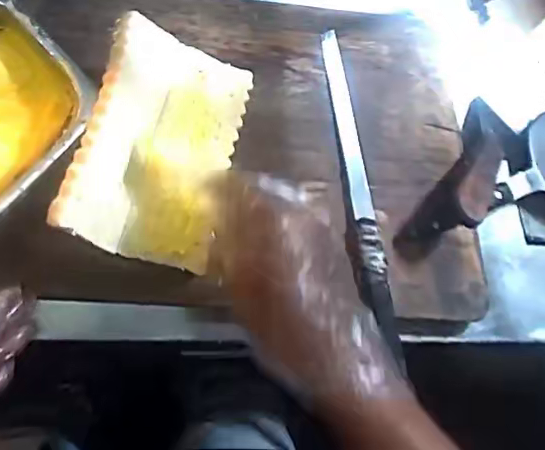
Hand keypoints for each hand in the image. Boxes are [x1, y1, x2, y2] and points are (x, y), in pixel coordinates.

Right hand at [211, 173, 406, 409]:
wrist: (341, 359)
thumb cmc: (284, 331)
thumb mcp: (241, 293)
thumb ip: (226, 250)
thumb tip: (214, 225)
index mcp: (275, 218)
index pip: (239, 184)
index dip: (217, 185)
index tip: (203, 191)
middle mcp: (300, 210)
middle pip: (263, 185)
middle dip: (240, 193)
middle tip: (221, 207)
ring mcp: (320, 222)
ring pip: (282, 198)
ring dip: (261, 205)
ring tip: (243, 224)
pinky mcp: (332, 238)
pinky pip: (298, 214)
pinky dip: (280, 219)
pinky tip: (270, 240)